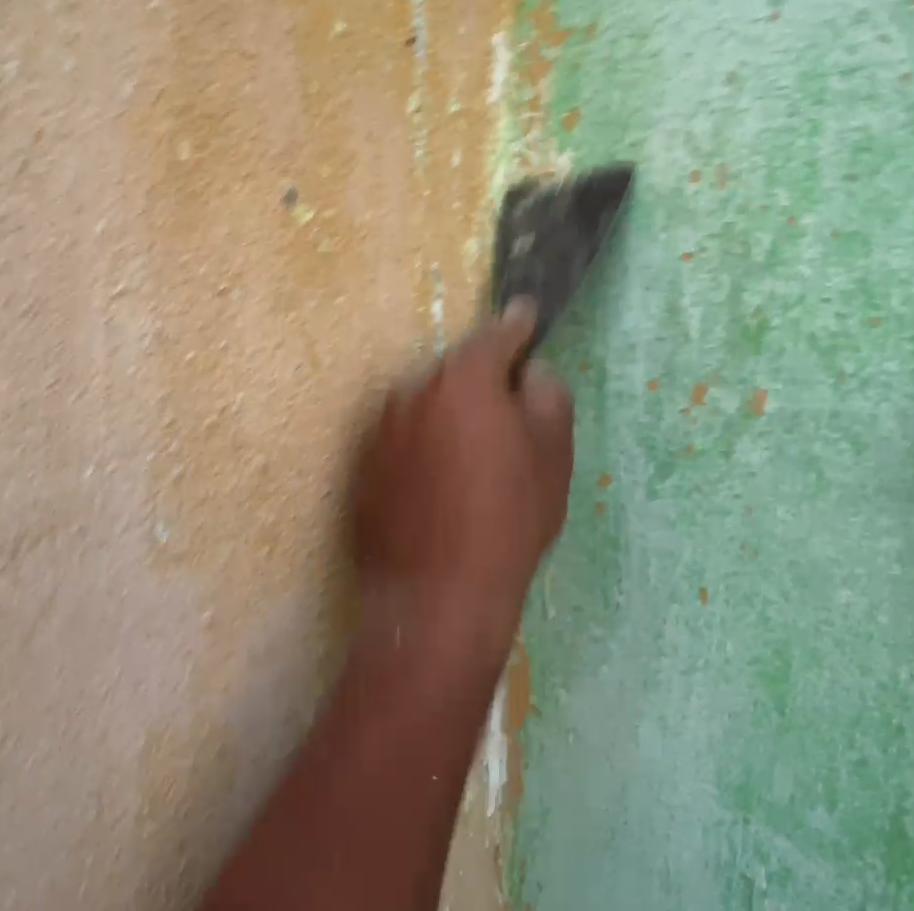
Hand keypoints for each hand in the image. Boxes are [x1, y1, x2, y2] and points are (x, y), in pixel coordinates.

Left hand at [351, 299, 574, 664]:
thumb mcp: (552, 458)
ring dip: (447, 415)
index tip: (528, 315)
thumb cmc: (507, 524)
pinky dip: (421, 446)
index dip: (518, 325)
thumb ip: (548, 396)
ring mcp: (379, 428)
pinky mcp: (361, 465)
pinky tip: (439, 485)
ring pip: (425, 405)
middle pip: (455, 371)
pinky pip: (401, 439)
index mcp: (463, 380)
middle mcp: (411, 390)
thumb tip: (531, 372)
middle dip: (480, 382)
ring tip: (471, 462)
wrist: (436, 597)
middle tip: (507, 415)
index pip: (496, 335)